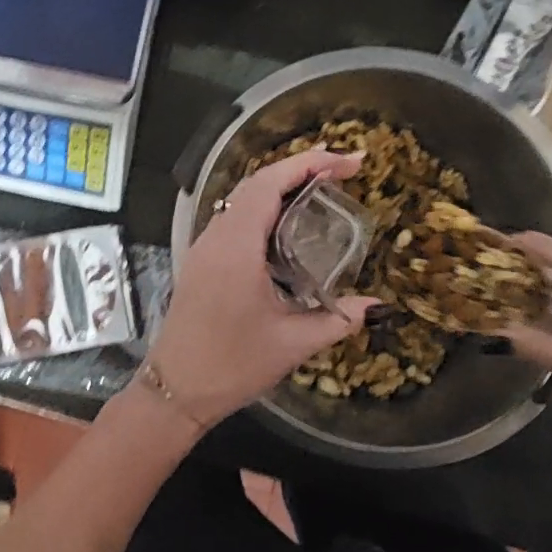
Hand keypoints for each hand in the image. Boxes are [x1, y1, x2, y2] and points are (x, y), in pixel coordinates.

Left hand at [145, 150, 376, 429]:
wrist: (174, 391)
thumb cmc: (231, 366)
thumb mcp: (292, 344)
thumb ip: (337, 320)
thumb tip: (377, 306)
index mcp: (236, 247)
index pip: (270, 184)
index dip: (308, 163)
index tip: (347, 160)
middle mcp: (216, 238)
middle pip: (256, 184)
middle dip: (300, 169)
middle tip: (343, 170)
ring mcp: (204, 248)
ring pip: (242, 200)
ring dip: (281, 187)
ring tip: (323, 189)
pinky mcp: (202, 262)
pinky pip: (234, 220)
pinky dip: (265, 209)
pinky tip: (289, 226)